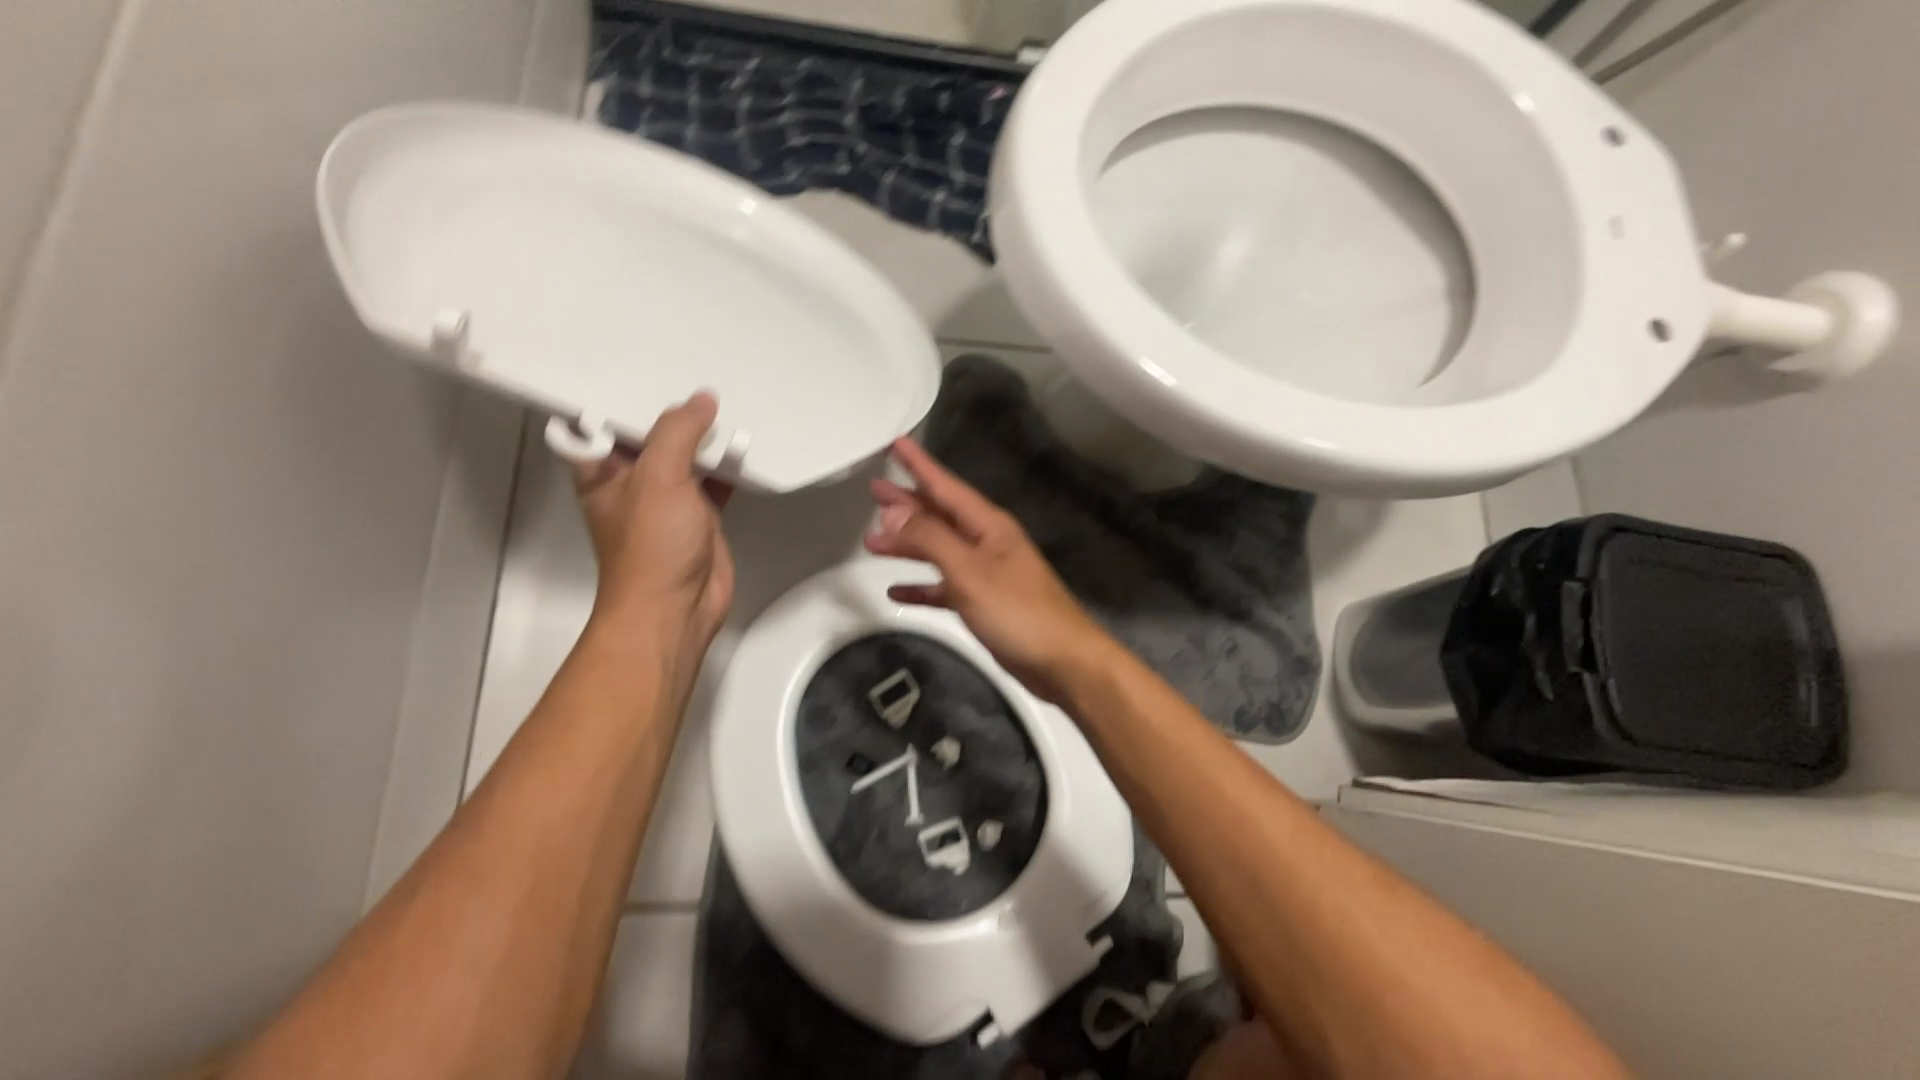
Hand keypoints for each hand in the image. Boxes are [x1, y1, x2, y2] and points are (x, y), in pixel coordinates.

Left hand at [573, 393, 735, 656]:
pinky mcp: (700, 516)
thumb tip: (702, 399)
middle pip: (652, 434)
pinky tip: (747, 442)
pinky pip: (714, 480)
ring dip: (705, 436)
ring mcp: (667, 500)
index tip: (646, 360)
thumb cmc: (652, 545)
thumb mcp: (658, 477)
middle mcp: (632, 480)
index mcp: (604, 469)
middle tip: (699, 370)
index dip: (622, 392)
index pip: (606, 419)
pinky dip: (729, 464)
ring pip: (686, 456)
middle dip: (674, 409)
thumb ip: (678, 432)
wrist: (677, 610)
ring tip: (727, 396)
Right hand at [865, 438, 1118, 703]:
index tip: (896, 443)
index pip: (947, 487)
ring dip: (908, 545)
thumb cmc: (1018, 611)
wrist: (1061, 662)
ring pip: (939, 550)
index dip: (921, 465)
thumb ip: (930, 538)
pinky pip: (944, 587)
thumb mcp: (969, 570)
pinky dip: (921, 586)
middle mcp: (987, 543)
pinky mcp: (983, 604)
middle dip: (908, 504)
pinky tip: (897, 590)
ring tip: (872, 541)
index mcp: (988, 526)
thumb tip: (893, 509)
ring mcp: (986, 574)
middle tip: (874, 491)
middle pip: (940, 516)